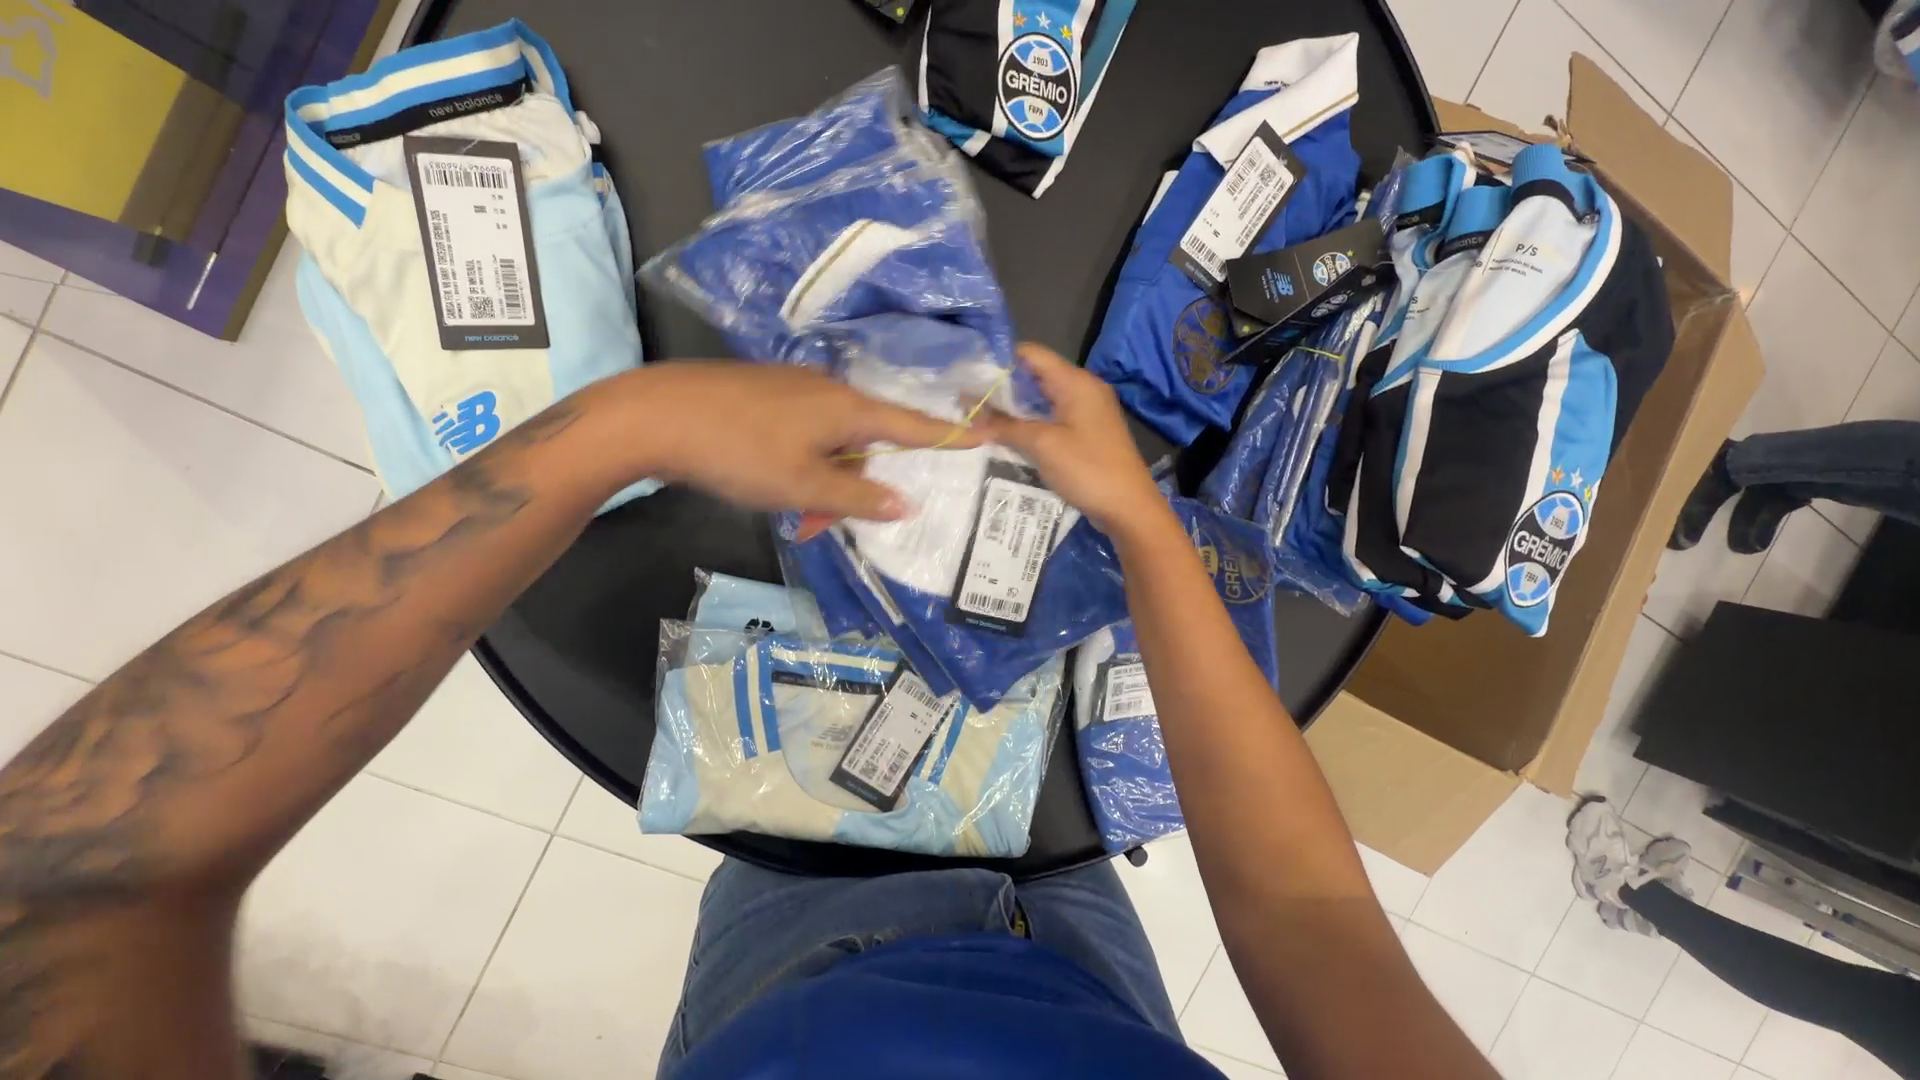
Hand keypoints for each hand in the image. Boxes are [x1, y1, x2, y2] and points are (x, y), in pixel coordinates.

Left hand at [622, 361, 977, 520]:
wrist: (655, 415)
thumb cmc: (739, 451)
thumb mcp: (803, 487)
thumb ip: (858, 498)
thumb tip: (906, 504)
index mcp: (848, 408)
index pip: (913, 425)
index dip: (948, 436)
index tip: (986, 434)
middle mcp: (828, 389)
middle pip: (867, 440)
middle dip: (858, 484)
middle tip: (825, 521)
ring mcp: (793, 388)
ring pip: (831, 441)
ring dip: (824, 480)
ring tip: (793, 515)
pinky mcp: (764, 393)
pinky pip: (803, 433)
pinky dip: (801, 464)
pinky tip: (773, 485)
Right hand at [974, 343, 1170, 538]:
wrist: (1129, 508)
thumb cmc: (1087, 469)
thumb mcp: (1042, 445)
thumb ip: (1005, 425)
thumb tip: (971, 412)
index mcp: (1076, 382)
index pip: (1031, 354)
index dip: (999, 359)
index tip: (968, 371)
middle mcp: (1083, 389)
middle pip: (1036, 375)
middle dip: (1002, 385)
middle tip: (967, 397)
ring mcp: (1087, 412)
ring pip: (1042, 399)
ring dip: (1014, 406)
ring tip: (979, 415)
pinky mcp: (1086, 433)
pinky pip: (1052, 418)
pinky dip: (1030, 422)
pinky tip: (1007, 434)